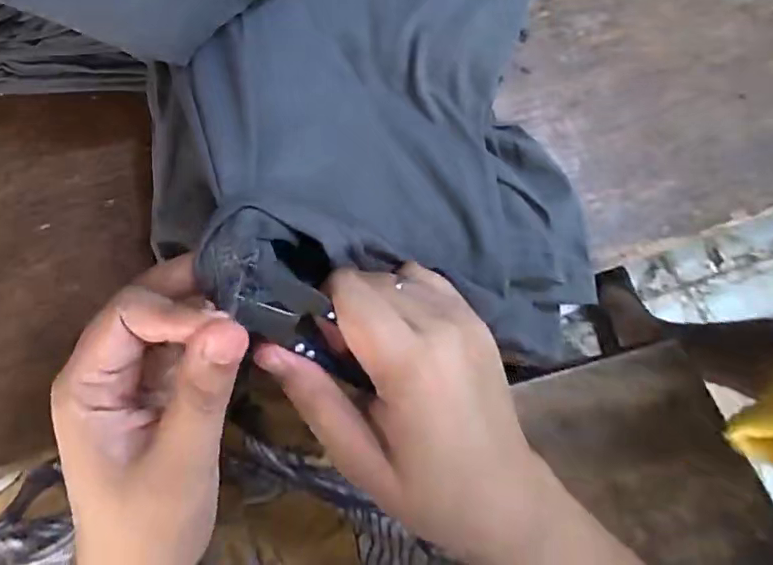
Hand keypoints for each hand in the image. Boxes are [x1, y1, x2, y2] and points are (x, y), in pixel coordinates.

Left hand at [52, 255, 250, 564]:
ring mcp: (124, 374)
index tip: (225, 321)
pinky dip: (205, 332)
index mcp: (84, 382)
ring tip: (243, 299)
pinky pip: (176, 342)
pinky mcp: (150, 385)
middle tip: (239, 280)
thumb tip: (232, 324)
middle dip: (186, 291)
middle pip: (139, 305)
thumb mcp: (180, 464)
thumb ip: (202, 393)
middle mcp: (99, 367)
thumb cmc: (150, 529)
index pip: (126, 315)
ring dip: (198, 306)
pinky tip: (234, 328)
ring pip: (159, 317)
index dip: (173, 310)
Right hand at [254, 263, 639, 564]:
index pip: (347, 286)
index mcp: (409, 361)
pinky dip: (402, 292)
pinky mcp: (474, 313)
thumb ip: (313, 396)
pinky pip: (421, 277)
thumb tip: (264, 348)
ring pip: (391, 274)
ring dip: (374, 298)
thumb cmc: (426, 489)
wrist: (507, 499)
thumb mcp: (359, 458)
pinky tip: (406, 330)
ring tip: (380, 345)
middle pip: (367, 277)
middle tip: (350, 355)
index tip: (325, 344)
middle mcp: (439, 323)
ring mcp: (462, 314)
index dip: (324, 305)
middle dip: (346, 305)